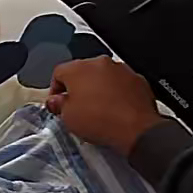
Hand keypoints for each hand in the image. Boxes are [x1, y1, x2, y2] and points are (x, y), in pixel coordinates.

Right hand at [47, 56, 166, 154]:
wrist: (136, 129)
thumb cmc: (102, 121)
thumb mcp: (68, 118)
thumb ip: (59, 105)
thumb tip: (57, 102)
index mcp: (77, 69)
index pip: (59, 73)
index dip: (55, 89)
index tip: (58, 101)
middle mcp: (99, 64)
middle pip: (81, 72)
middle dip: (78, 87)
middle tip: (76, 106)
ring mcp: (120, 69)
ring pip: (102, 76)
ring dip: (98, 88)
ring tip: (98, 109)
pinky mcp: (137, 79)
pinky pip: (120, 83)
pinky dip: (116, 92)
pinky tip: (114, 109)